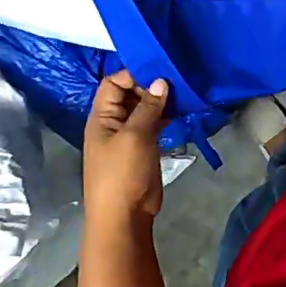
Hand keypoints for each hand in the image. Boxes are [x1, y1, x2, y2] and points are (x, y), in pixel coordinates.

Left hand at [83, 70, 169, 226]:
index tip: (160, 70)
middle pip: (129, 94)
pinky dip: (165, 115)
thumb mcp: (134, 136)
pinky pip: (153, 124)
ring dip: (160, 100)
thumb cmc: (122, 174)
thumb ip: (148, 107)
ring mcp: (128, 136)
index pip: (113, 83)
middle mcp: (113, 123)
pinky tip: (182, 109)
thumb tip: (161, 81)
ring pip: (144, 109)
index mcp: (101, 117)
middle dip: (150, 84)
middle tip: (177, 79)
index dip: (133, 74)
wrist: (124, 216)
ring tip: (183, 91)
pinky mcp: (143, 147)